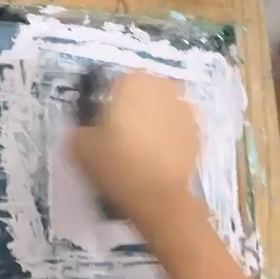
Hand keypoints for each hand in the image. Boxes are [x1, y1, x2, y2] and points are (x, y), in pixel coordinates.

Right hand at [71, 71, 202, 228]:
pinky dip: (170, 137)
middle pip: (144, 92)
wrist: (156, 196)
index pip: (115, 84)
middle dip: (135, 108)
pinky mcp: (199, 131)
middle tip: (122, 135)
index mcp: (131, 81)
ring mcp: (185, 108)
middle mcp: (162, 86)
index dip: (108, 104)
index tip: (103, 124)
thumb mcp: (80, 147)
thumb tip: (87, 130)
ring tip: (143, 148)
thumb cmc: (115, 165)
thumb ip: (82, 129)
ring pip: (163, 109)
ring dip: (155, 120)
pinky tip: (159, 157)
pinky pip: (178, 128)